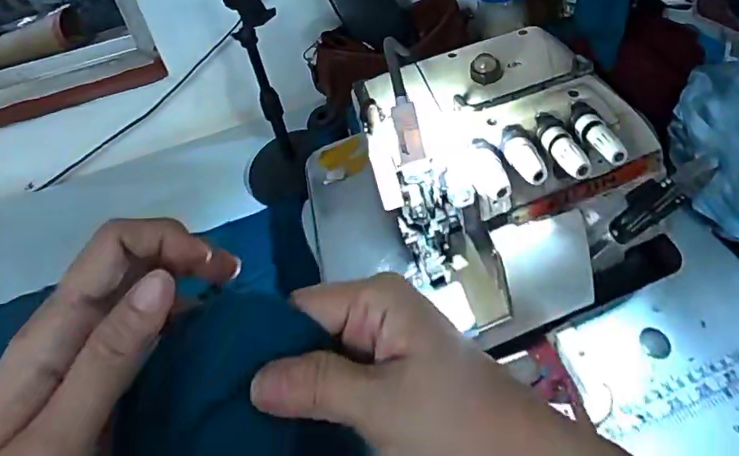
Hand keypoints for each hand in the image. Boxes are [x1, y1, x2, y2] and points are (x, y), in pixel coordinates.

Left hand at [0, 218, 239, 455]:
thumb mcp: (55, 439)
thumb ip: (107, 359)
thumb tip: (164, 277)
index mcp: (52, 329)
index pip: (114, 242)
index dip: (168, 238)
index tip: (215, 269)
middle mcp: (64, 329)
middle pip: (129, 258)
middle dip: (184, 255)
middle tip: (232, 282)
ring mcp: (72, 357)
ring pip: (135, 293)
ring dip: (184, 286)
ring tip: (225, 311)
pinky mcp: (83, 386)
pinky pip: (134, 333)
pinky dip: (172, 323)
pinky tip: (195, 345)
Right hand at [250, 273, 619, 455]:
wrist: (516, 453)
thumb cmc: (454, 421)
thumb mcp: (383, 404)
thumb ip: (320, 385)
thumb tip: (255, 377)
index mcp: (376, 298)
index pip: (302, 306)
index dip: (265, 340)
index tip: (221, 378)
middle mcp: (376, 310)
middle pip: (308, 331)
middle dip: (277, 368)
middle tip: (227, 406)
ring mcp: (382, 343)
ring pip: (321, 360)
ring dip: (295, 390)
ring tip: (244, 419)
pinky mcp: (388, 375)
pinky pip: (341, 380)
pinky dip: (318, 402)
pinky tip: (286, 426)